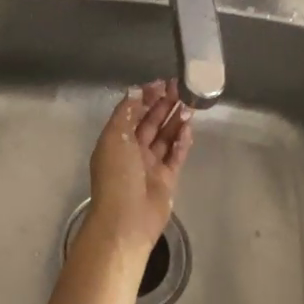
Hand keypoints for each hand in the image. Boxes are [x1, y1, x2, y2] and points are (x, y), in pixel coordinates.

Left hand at [85, 80, 193, 259]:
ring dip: (175, 121)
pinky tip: (189, 128)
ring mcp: (150, 165)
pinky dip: (181, 142)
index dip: (145, 98)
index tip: (160, 83)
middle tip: (180, 89)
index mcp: (115, 140)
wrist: (126, 219)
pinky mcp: (167, 179)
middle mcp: (132, 151)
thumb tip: (135, 90)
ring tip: (189, 104)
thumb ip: (126, 113)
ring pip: (165, 138)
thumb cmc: (117, 176)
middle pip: (150, 123)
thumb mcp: (115, 138)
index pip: (131, 113)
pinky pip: (176, 155)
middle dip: (163, 106)